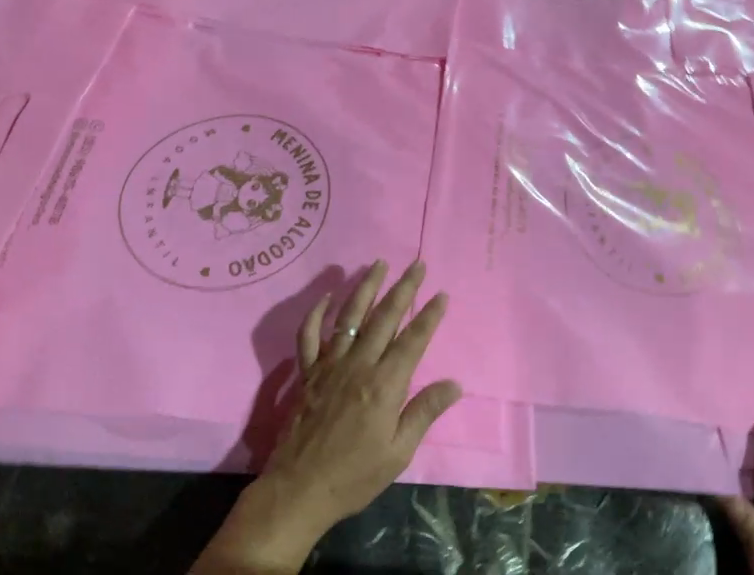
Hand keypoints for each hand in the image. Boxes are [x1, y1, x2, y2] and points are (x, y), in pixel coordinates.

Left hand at [193, 260, 459, 574]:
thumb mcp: (398, 453)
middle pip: (384, 318)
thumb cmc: (354, 476)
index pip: (413, 341)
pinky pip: (309, 336)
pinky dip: (317, 314)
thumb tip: (455, 384)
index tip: (442, 294)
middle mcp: (358, 366)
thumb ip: (424, 412)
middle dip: (403, 288)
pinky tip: (327, 297)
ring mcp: (329, 366)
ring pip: (350, 317)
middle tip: (417, 264)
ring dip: (366, 287)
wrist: (298, 490)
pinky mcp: (307, 374)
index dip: (429, 316)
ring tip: (378, 263)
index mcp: (384, 385)